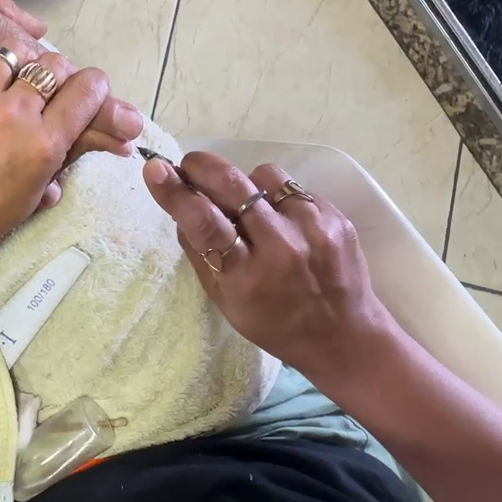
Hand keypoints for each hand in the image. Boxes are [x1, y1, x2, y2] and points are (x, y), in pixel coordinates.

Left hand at [0, 0, 110, 272]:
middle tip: (48, 88)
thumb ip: (69, 158)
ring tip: (12, 74)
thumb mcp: (34, 195)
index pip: (87, 91)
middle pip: (51, 66)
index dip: (94, 85)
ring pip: (9, 53)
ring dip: (17, 60)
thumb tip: (119, 143)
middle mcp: (14, 113)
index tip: (89, 88)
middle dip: (58, 74)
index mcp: (44, 143)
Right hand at [142, 152, 402, 377]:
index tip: (155, 168)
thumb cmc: (273, 322)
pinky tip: (282, 221)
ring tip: (249, 207)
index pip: (204, 222)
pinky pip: (292, 187)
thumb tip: (178, 201)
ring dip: (245, 184)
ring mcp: (314, 228)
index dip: (176, 192)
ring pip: (263, 176)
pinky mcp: (336, 215)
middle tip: (190, 166)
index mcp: (247, 277)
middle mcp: (281, 247)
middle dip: (202, 166)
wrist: (345, 335)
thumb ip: (199, 252)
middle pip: (232, 185)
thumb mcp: (225, 300)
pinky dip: (277, 197)